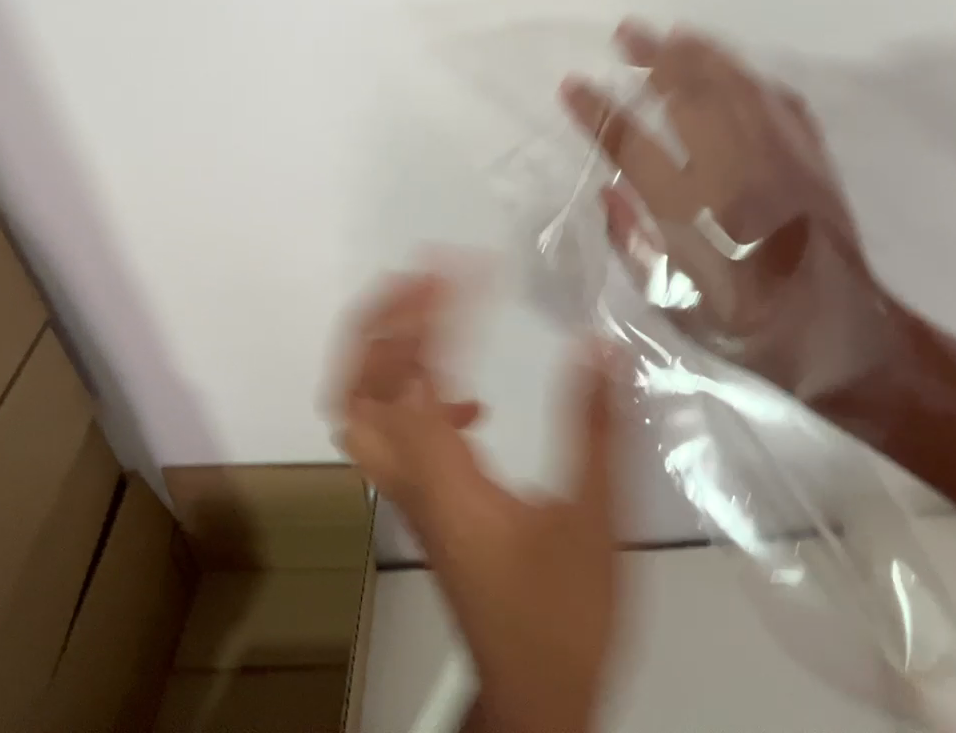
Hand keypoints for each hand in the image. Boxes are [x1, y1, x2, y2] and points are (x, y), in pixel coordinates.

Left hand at [331, 270, 622, 732]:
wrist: (534, 696)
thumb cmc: (562, 616)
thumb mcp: (591, 518)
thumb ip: (594, 428)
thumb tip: (599, 347)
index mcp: (444, 476)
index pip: (409, 374)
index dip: (424, 313)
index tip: (456, 266)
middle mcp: (412, 480)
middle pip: (356, 390)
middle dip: (380, 322)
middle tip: (419, 276)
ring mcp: (412, 496)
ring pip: (363, 414)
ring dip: (384, 353)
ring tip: (427, 311)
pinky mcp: (427, 508)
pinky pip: (395, 437)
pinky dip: (413, 397)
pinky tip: (467, 399)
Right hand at [560, 21, 886, 393]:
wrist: (843, 338)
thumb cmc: (750, 330)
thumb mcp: (676, 305)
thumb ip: (636, 247)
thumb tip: (608, 194)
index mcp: (695, 215)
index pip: (633, 147)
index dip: (598, 113)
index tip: (573, 86)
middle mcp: (737, 174)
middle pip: (689, 96)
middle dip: (652, 58)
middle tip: (626, 32)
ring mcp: (782, 160)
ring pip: (737, 86)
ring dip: (702, 54)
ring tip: (673, 33)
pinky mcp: (814, 159)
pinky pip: (780, 101)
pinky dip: (752, 79)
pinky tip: (735, 70)